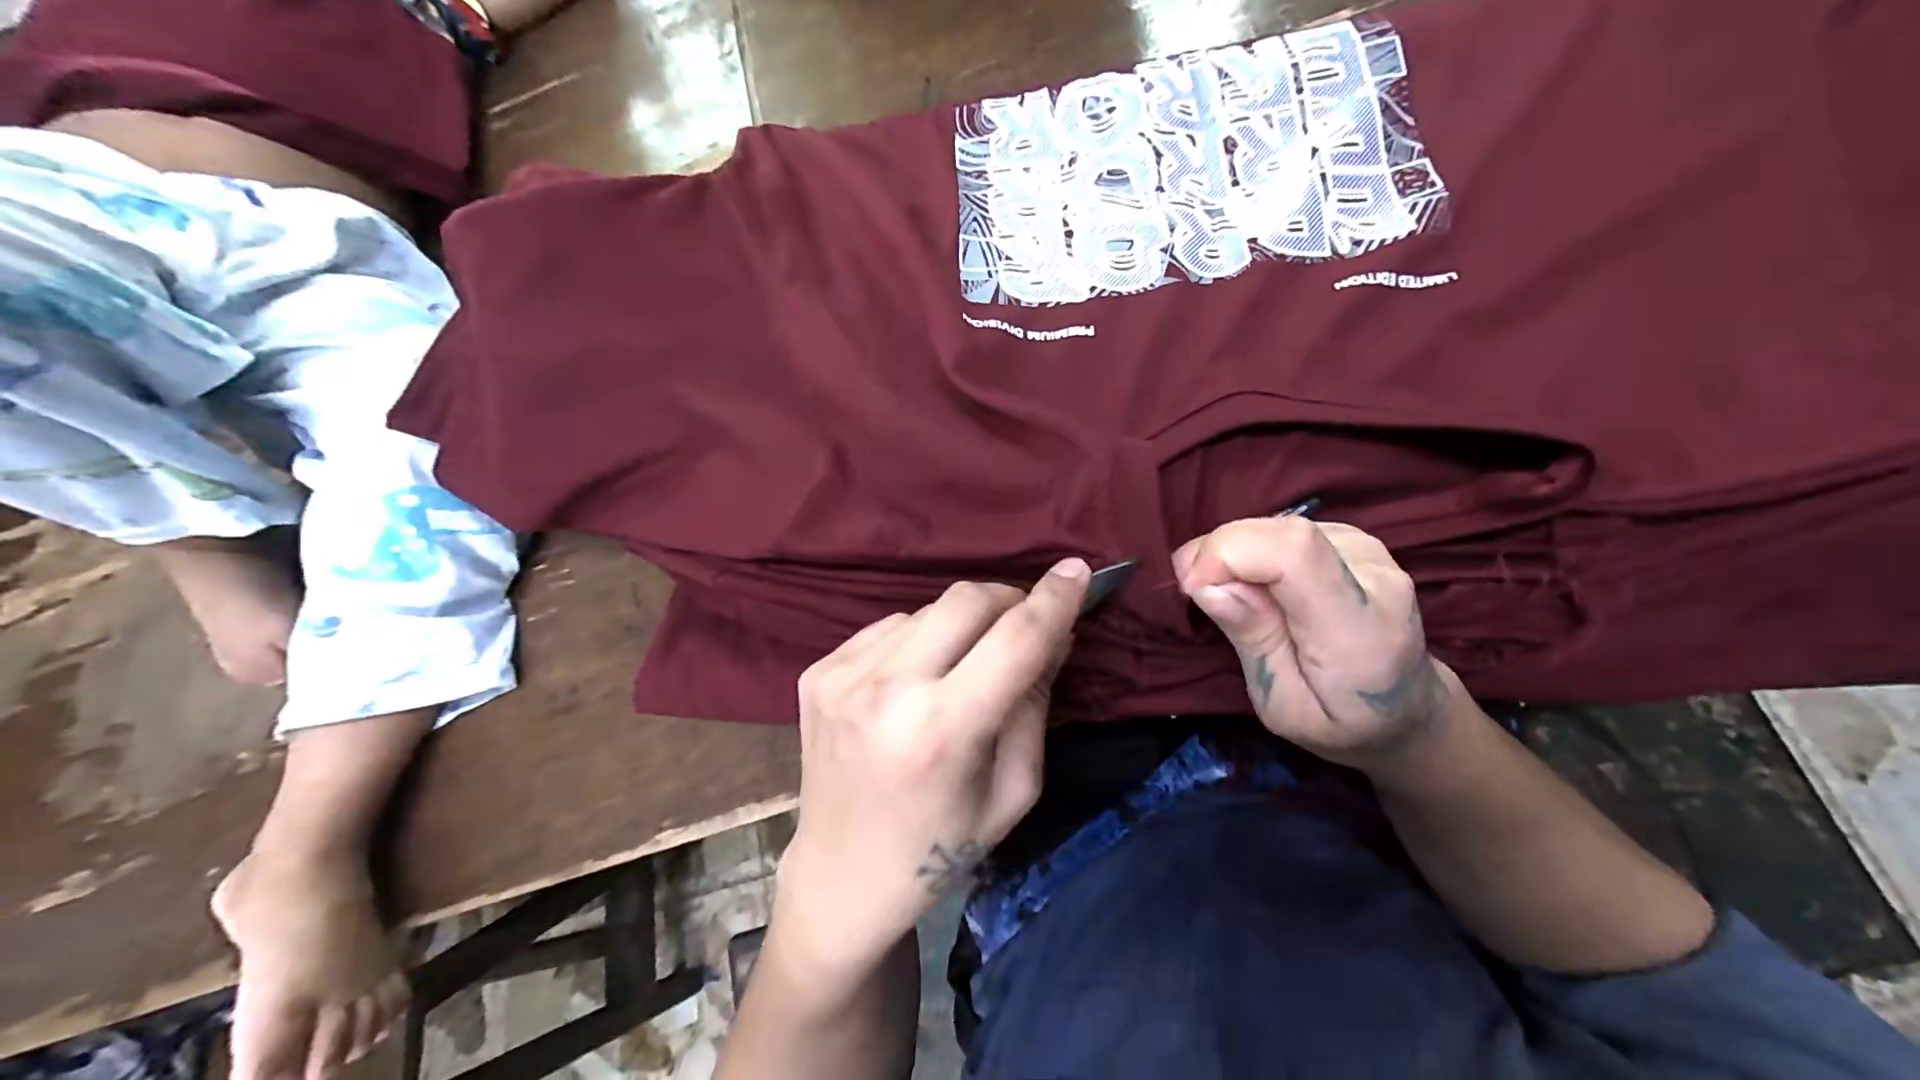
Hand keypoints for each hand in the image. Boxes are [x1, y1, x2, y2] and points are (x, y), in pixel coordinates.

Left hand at [771, 558, 1090, 981]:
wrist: (841, 875)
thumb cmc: (941, 850)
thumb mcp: (1013, 791)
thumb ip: (1035, 705)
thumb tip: (1055, 634)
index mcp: (942, 731)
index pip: (1015, 640)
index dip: (1054, 600)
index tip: (1078, 571)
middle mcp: (886, 691)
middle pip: (966, 599)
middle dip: (1008, 601)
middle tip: (1023, 626)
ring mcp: (842, 676)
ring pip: (927, 609)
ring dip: (961, 626)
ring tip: (961, 670)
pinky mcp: (818, 672)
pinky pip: (889, 627)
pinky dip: (918, 640)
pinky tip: (915, 682)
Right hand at [1173, 518, 1450, 770]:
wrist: (1408, 711)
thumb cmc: (1340, 723)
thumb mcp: (1283, 707)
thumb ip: (1252, 640)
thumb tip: (1207, 585)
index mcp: (1359, 632)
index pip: (1295, 555)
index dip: (1228, 554)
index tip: (1192, 588)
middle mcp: (1374, 577)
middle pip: (1279, 533)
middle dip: (1217, 553)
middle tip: (1194, 591)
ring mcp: (1370, 551)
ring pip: (1275, 526)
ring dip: (1231, 551)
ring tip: (1223, 592)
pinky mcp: (1356, 538)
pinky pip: (1283, 529)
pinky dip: (1251, 549)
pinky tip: (1252, 582)